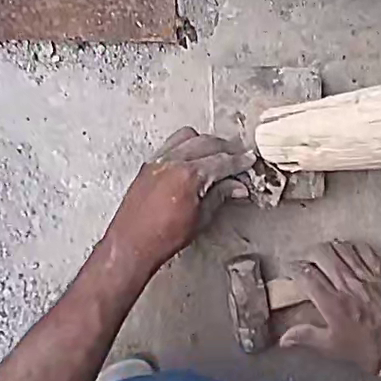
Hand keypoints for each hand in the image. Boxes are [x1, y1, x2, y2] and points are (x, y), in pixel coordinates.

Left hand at [102, 128, 253, 269]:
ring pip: (188, 137)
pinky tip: (193, 158)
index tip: (249, 161)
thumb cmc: (163, 237)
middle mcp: (173, 161)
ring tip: (216, 155)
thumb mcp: (201, 218)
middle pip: (207, 143)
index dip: (239, 161)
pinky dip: (186, 145)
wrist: (131, 243)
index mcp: (189, 174)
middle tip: (238, 157)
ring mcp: (158, 160)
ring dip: (205, 142)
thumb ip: (219, 196)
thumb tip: (236, 186)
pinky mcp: (148, 165)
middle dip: (226, 148)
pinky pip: (171, 144)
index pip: (222, 161)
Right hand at [280, 240, 380, 375]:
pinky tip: (348, 252)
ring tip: (325, 255)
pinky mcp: (380, 273)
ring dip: (330, 248)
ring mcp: (365, 276)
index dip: (294, 268)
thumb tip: (283, 339)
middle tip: (306, 260)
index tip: (290, 269)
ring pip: (342, 248)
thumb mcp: (331, 346)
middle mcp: (347, 285)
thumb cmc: (365, 348)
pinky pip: (364, 250)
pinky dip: (353, 247)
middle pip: (322, 254)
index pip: (306, 274)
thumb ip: (305, 337)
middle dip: (309, 253)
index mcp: (332, 302)